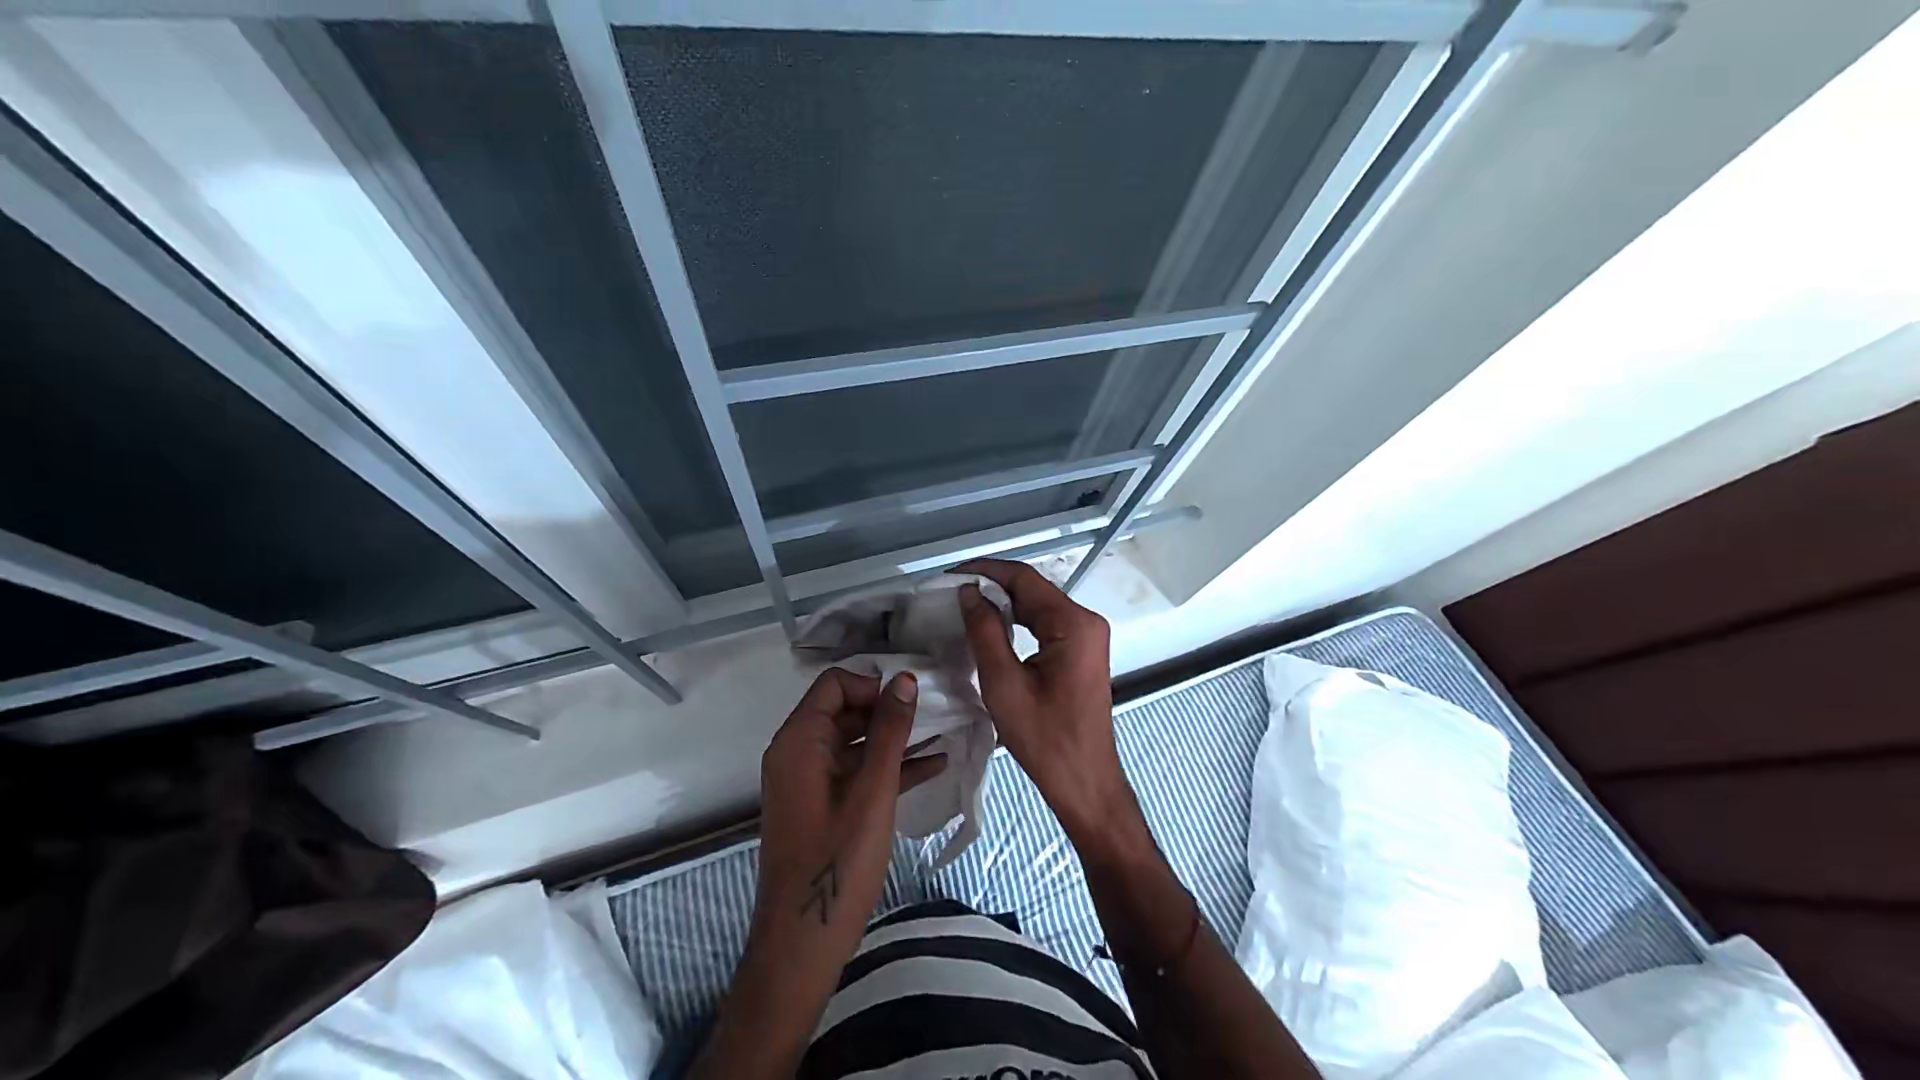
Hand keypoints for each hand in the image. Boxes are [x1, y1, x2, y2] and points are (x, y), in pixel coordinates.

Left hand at [692, 670, 946, 1079]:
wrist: (803, 943)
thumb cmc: (837, 862)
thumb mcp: (872, 792)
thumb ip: (889, 732)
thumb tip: (906, 680)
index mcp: (798, 742)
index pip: (834, 685)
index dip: (873, 685)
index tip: (913, 699)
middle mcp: (798, 754)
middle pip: (845, 710)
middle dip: (889, 709)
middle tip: (936, 713)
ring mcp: (810, 782)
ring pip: (854, 742)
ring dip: (894, 738)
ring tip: (943, 734)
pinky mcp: (823, 806)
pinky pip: (856, 771)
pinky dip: (888, 766)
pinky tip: (932, 766)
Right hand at [955, 558, 1135, 841]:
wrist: (1084, 782)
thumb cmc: (1045, 739)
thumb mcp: (1004, 684)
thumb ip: (985, 632)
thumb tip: (969, 593)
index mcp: (1073, 624)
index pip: (1024, 579)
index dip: (985, 571)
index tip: (949, 576)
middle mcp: (1086, 621)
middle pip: (1033, 589)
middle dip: (992, 586)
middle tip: (950, 592)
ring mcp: (1087, 637)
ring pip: (1038, 605)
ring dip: (1003, 604)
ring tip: (964, 607)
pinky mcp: (1081, 652)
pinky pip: (1045, 624)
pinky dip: (1018, 621)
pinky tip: (991, 628)